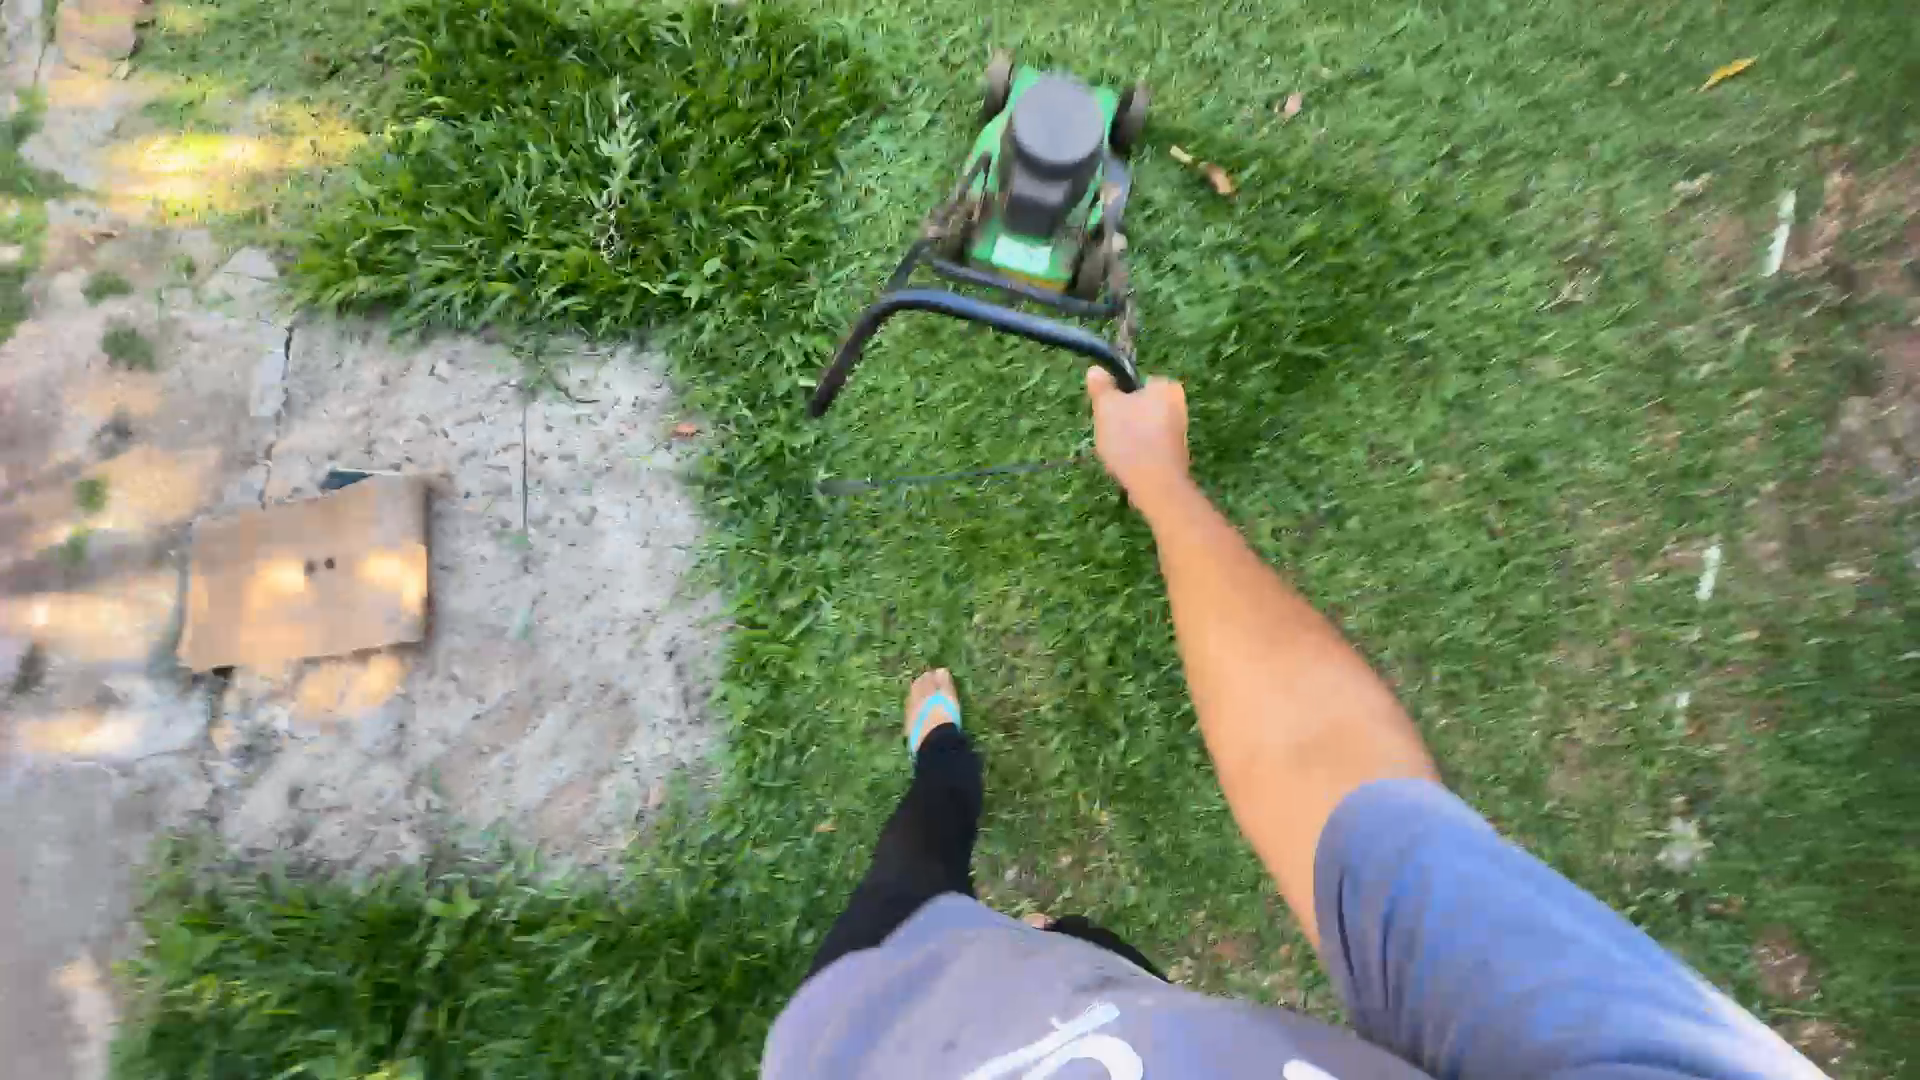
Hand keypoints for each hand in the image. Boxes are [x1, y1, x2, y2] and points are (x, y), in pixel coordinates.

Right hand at [1086, 366, 1189, 505]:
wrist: (1155, 483)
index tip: (1108, 413)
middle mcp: (1180, 405)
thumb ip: (1101, 387)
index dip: (1118, 397)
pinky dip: (1138, 454)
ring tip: (1118, 453)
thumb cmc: (1130, 438)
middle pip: (1140, 407)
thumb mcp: (1107, 407)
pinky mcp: (1176, 455)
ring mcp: (1180, 432)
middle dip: (1124, 420)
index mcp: (1167, 387)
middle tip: (1110, 433)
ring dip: (1130, 439)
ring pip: (1144, 429)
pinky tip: (1129, 464)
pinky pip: (1150, 447)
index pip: (1137, 384)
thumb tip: (1097, 370)